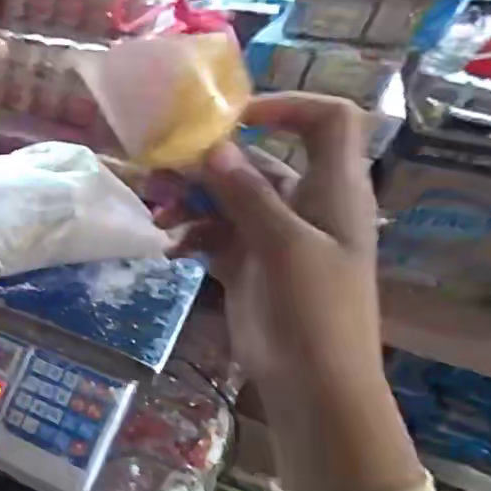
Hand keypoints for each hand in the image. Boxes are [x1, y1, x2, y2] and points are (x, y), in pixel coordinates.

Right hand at [162, 93, 381, 394]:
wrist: (311, 383)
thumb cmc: (314, 310)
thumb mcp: (284, 246)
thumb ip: (249, 196)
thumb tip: (215, 147)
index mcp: (332, 191)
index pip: (326, 123)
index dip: (288, 107)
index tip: (233, 116)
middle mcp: (301, 207)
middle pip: (256, 164)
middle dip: (209, 165)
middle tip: (161, 172)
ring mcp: (270, 239)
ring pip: (226, 202)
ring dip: (191, 202)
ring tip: (158, 215)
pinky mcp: (245, 267)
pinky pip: (213, 237)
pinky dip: (191, 237)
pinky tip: (171, 250)